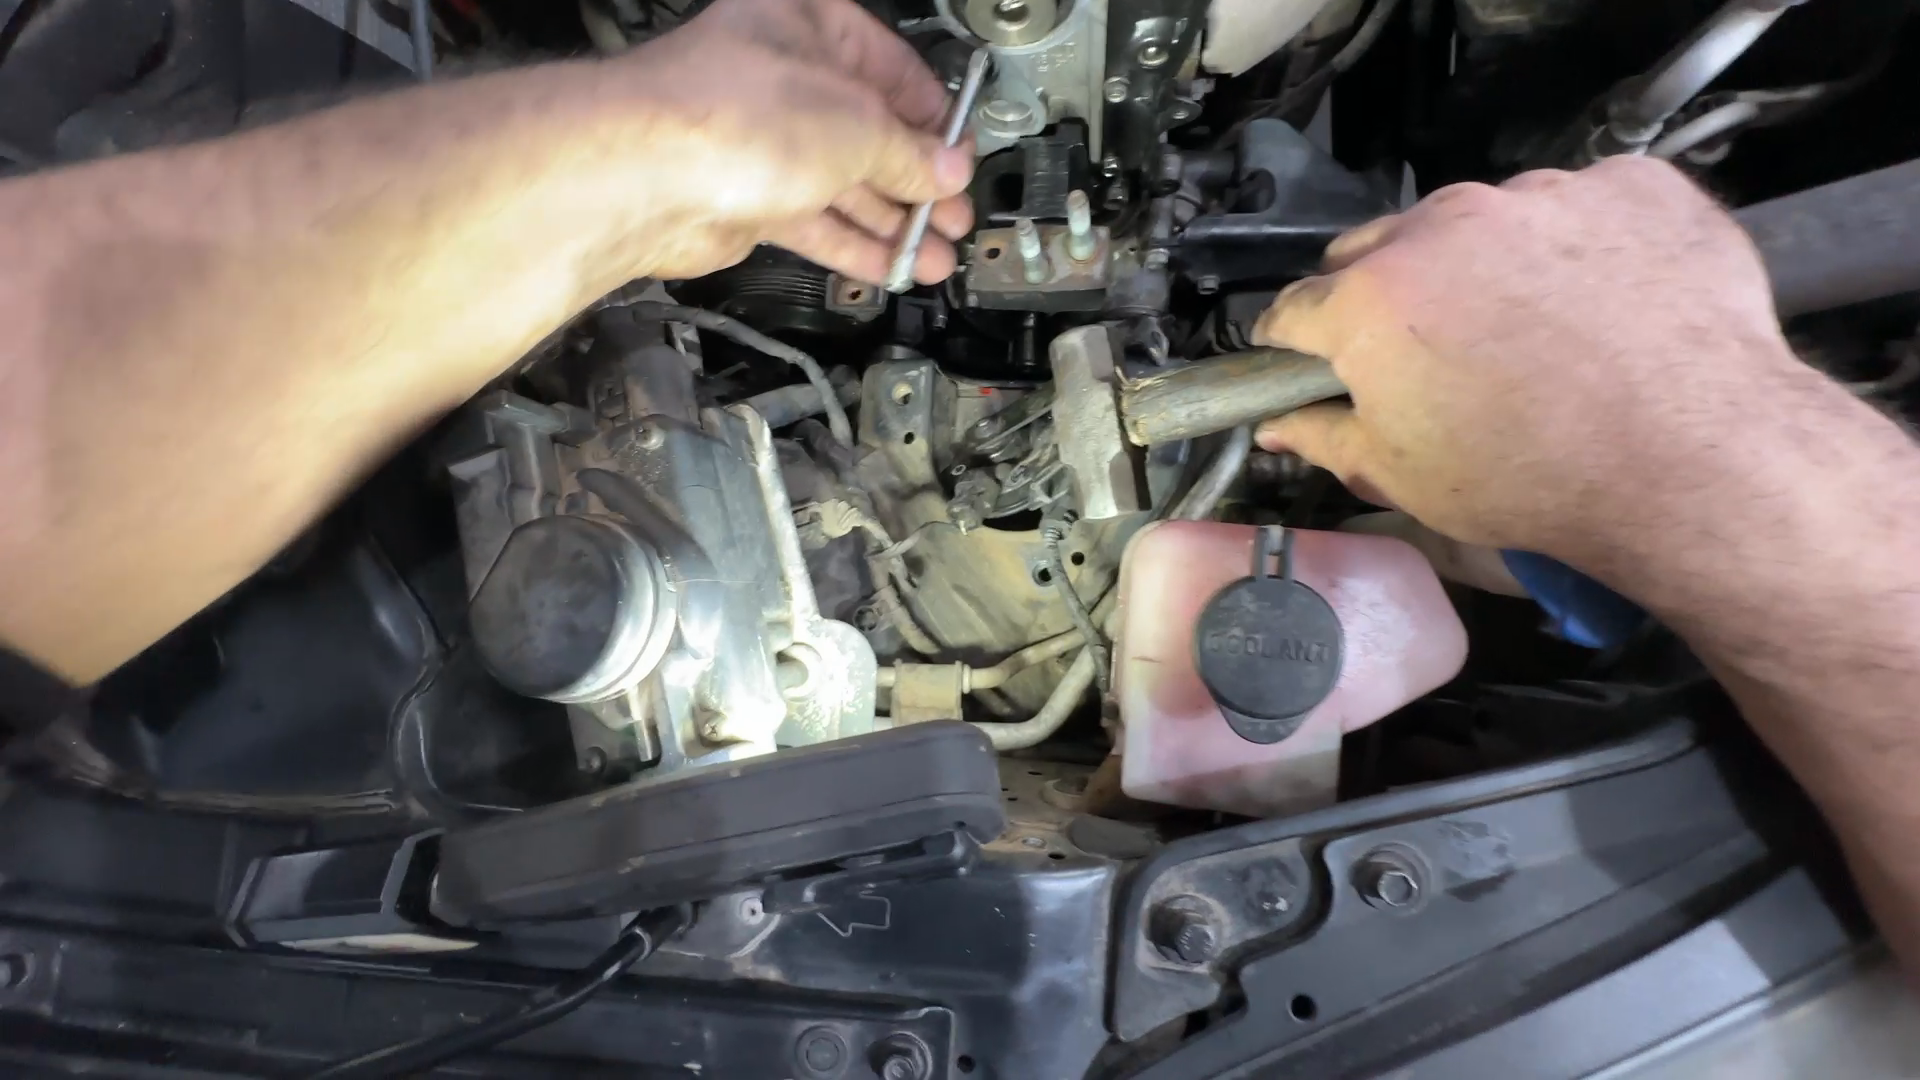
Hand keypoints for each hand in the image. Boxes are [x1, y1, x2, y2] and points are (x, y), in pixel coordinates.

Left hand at [607, 0, 973, 284]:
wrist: (652, 181)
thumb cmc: (730, 117)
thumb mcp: (856, 125)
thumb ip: (909, 153)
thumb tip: (944, 171)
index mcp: (807, 24)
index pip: (892, 69)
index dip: (934, 120)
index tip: (961, 158)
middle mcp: (785, 80)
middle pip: (871, 136)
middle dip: (918, 185)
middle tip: (953, 216)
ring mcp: (767, 143)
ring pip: (846, 188)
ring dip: (894, 227)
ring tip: (934, 257)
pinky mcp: (753, 198)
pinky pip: (818, 223)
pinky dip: (857, 247)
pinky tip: (893, 267)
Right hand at [1250, 156, 1847, 570]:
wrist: (1691, 461)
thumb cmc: (1519, 475)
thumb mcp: (1391, 470)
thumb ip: (1318, 436)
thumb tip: (1275, 428)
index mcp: (1366, 301)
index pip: (1291, 308)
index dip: (1287, 341)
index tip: (1298, 358)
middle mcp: (1440, 228)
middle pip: (1368, 252)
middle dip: (1367, 296)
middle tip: (1406, 351)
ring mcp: (1536, 197)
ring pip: (1461, 223)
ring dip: (1458, 265)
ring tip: (1504, 325)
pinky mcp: (1624, 186)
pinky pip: (1559, 206)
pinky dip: (1551, 245)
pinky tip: (1576, 300)